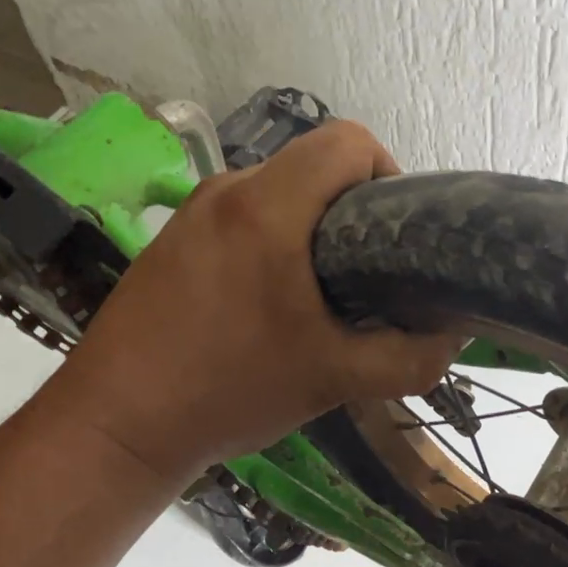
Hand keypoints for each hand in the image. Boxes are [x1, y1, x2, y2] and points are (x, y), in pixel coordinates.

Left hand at [44, 120, 460, 474]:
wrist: (114, 425)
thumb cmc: (227, 391)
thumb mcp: (333, 381)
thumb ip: (407, 359)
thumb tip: (453, 339)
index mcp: (268, 209)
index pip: (348, 141)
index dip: (389, 173)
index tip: (396, 234)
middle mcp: (229, 191)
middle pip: (315, 164)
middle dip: (355, 208)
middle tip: (370, 274)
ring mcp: (194, 212)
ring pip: (279, 190)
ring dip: (313, 226)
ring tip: (323, 294)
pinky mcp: (174, 238)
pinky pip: (244, 214)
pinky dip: (274, 240)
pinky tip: (270, 303)